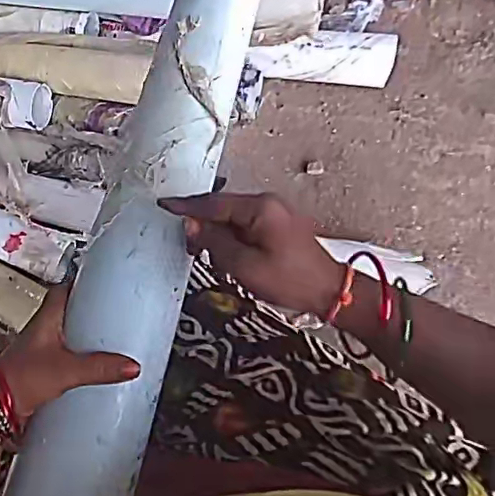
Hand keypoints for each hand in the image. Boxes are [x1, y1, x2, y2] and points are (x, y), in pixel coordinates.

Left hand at [0, 284, 139, 419]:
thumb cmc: (19, 379)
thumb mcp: (67, 371)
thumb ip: (100, 368)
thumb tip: (130, 366)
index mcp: (46, 319)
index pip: (63, 290)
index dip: (81, 283)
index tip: (101, 281)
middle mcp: (43, 331)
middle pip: (69, 312)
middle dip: (89, 312)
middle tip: (113, 313)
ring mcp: (42, 350)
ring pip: (68, 336)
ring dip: (85, 337)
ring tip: (110, 340)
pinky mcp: (44, 370)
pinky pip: (67, 358)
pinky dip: (81, 359)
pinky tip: (95, 368)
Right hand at [159, 193, 344, 316]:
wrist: (330, 292)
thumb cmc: (291, 280)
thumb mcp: (244, 265)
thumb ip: (213, 241)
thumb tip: (190, 225)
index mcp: (260, 208)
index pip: (212, 203)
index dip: (186, 207)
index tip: (164, 206)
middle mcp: (268, 203)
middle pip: (222, 209)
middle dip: (204, 228)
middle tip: (192, 248)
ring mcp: (274, 213)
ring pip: (232, 219)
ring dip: (219, 237)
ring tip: (218, 262)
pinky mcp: (277, 225)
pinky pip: (245, 226)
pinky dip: (233, 240)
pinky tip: (232, 259)